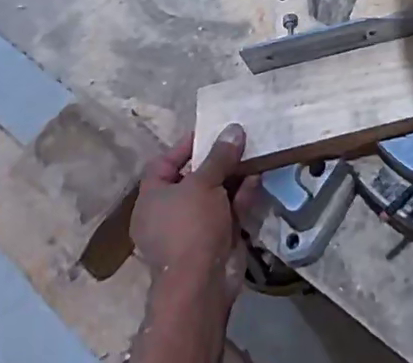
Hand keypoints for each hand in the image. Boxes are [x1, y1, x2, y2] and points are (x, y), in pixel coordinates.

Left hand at [131, 125, 260, 291]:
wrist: (201, 282)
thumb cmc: (189, 226)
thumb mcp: (202, 183)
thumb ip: (220, 156)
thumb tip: (233, 129)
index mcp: (153, 200)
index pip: (163, 164)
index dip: (184, 146)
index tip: (211, 131)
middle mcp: (169, 212)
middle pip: (193, 177)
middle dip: (217, 159)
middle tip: (239, 138)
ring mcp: (194, 226)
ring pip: (215, 192)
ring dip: (235, 174)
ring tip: (255, 151)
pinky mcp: (215, 237)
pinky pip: (229, 208)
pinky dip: (243, 193)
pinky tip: (259, 174)